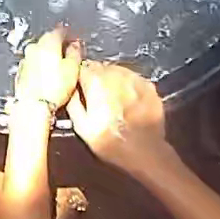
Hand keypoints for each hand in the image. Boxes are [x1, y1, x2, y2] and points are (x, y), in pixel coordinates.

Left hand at [12, 27, 83, 111]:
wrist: (32, 107)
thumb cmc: (52, 88)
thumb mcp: (73, 68)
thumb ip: (75, 52)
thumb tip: (75, 46)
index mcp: (48, 42)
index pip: (60, 31)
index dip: (69, 35)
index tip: (74, 40)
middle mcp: (34, 47)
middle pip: (48, 40)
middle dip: (58, 45)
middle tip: (68, 54)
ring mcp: (26, 60)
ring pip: (39, 52)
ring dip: (48, 56)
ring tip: (58, 68)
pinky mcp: (21, 72)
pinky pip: (33, 64)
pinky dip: (40, 67)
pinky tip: (47, 77)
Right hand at [68, 63, 173, 177]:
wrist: (145, 151)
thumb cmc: (110, 142)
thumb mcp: (82, 127)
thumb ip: (73, 103)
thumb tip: (71, 90)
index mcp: (97, 81)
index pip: (82, 67)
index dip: (79, 78)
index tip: (79, 88)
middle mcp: (116, 73)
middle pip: (100, 67)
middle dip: (96, 78)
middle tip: (96, 97)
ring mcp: (134, 78)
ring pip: (117, 71)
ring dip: (112, 80)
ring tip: (113, 100)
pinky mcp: (148, 85)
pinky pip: (133, 79)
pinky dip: (128, 86)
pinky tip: (128, 101)